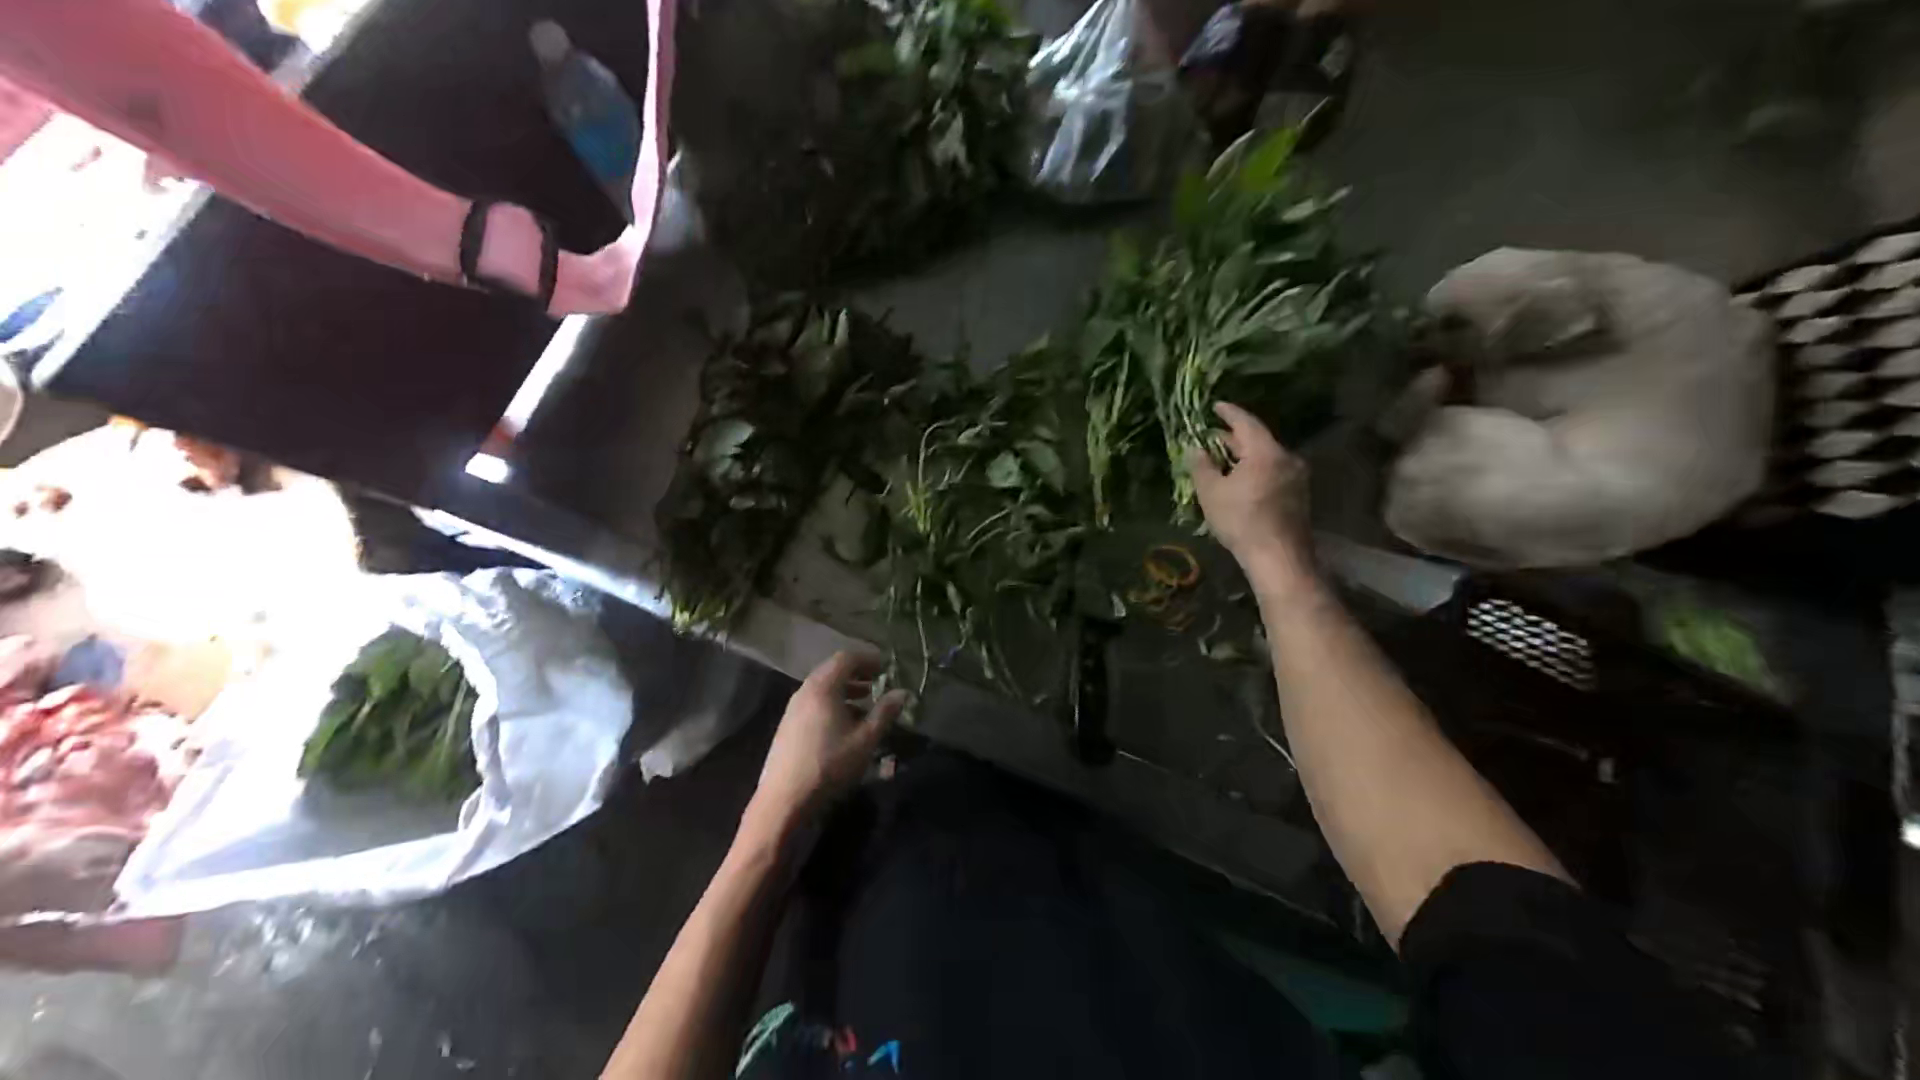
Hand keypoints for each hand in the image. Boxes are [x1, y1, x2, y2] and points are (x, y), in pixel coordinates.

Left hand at [741, 651, 906, 843]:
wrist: (784, 800)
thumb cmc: (829, 765)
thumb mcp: (865, 740)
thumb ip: (885, 713)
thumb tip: (903, 692)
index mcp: (823, 688)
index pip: (846, 658)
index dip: (868, 658)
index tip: (886, 666)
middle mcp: (805, 691)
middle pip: (832, 670)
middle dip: (857, 672)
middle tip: (878, 680)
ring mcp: (793, 708)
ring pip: (823, 687)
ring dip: (846, 689)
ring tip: (866, 701)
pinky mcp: (789, 725)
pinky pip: (814, 702)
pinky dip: (833, 702)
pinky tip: (845, 723)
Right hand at [1188, 402, 1317, 596]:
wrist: (1279, 558)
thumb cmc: (1241, 521)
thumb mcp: (1211, 492)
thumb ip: (1201, 465)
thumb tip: (1195, 447)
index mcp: (1266, 451)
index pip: (1245, 422)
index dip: (1228, 413)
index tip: (1215, 406)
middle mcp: (1286, 457)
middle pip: (1257, 439)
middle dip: (1232, 437)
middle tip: (1210, 436)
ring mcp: (1296, 476)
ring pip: (1265, 457)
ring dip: (1243, 456)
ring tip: (1221, 459)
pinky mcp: (1298, 494)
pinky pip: (1272, 471)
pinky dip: (1254, 469)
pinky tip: (1239, 480)